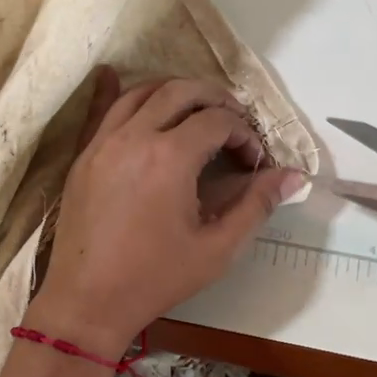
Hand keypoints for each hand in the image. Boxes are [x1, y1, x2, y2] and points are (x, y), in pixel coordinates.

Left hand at [29, 69, 308, 358]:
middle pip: (181, 91)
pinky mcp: (83, 155)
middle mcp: (134, 137)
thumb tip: (292, 176)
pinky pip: (101, 110)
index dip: (244, 134)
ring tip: (195, 109)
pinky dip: (114, 91)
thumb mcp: (216, 249)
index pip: (217, 121)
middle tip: (234, 121)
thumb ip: (255, 205)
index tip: (253, 160)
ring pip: (141, 92)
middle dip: (214, 99)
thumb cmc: (155, 278)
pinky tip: (111, 74)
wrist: (87, 301)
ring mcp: (103, 143)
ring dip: (173, 91)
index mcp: (170, 158)